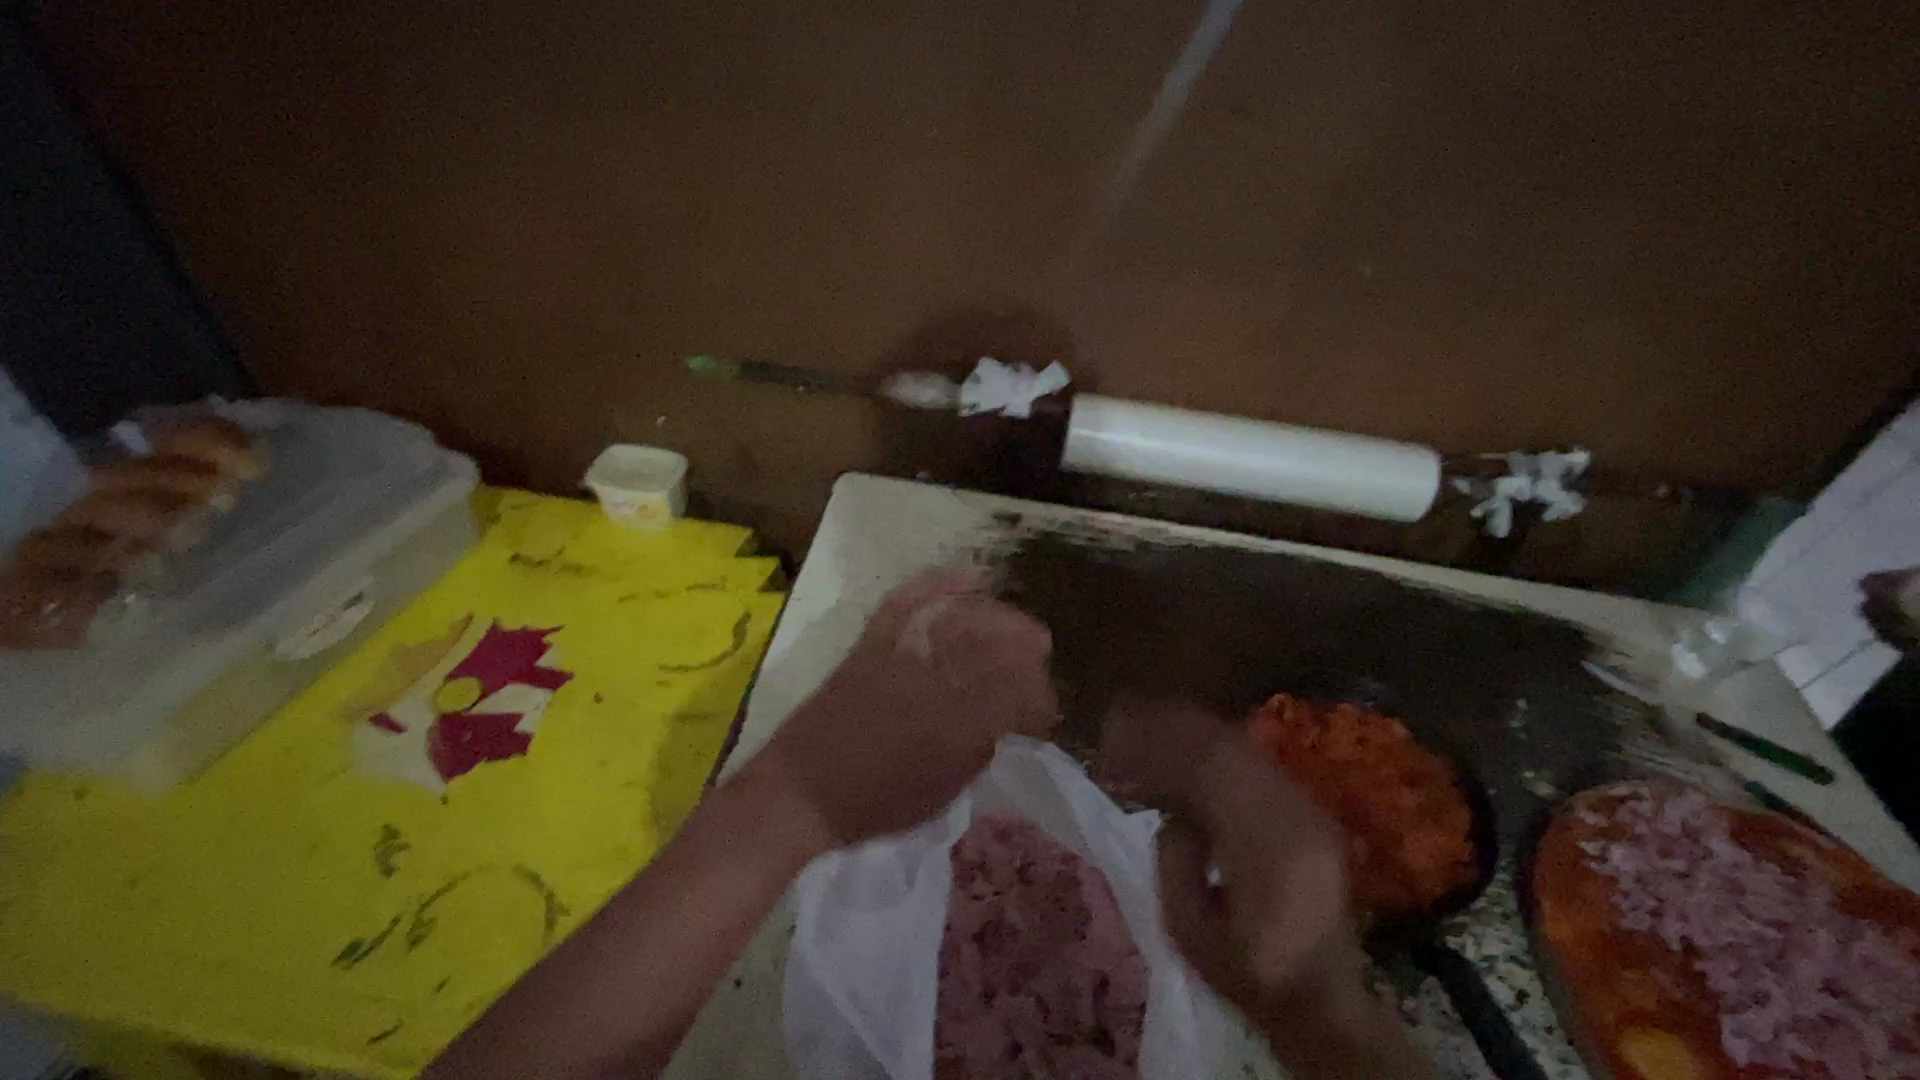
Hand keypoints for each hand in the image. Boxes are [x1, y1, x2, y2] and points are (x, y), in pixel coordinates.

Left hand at [747, 567, 1057, 847]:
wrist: (802, 792)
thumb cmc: (876, 804)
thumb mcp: (945, 790)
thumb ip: (980, 749)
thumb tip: (1004, 720)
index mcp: (959, 724)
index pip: (1020, 691)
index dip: (1041, 696)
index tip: (1045, 709)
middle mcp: (935, 681)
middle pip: (998, 644)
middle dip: (1028, 649)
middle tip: (1038, 660)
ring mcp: (901, 655)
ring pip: (962, 618)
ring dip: (998, 617)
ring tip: (1013, 625)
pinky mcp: (872, 643)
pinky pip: (908, 601)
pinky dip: (939, 583)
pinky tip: (968, 577)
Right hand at [1101, 699, 1363, 1022]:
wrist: (1324, 1001)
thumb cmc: (1248, 973)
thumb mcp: (1187, 929)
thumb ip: (1174, 857)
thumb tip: (1174, 811)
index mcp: (1266, 846)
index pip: (1208, 767)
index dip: (1158, 743)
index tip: (1118, 741)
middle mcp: (1295, 815)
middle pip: (1227, 746)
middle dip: (1171, 730)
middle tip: (1125, 727)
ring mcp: (1310, 810)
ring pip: (1243, 748)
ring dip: (1192, 739)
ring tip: (1149, 740)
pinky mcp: (1311, 814)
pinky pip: (1256, 765)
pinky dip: (1216, 756)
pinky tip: (1187, 765)